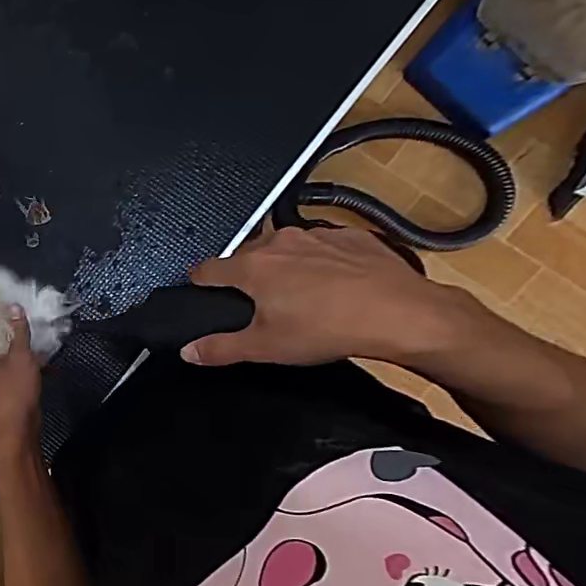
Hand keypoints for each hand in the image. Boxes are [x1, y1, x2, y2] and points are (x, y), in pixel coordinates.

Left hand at [0, 305, 42, 453]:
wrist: (17, 429)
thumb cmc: (16, 390)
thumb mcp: (22, 356)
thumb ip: (19, 332)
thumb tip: (13, 306)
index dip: (9, 328)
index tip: (25, 322)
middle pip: (3, 352)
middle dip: (21, 345)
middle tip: (39, 338)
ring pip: (11, 367)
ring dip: (27, 361)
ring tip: (45, 356)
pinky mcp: (6, 401)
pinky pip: (17, 381)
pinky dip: (28, 375)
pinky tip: (44, 374)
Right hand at [182, 226, 493, 366]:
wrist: (395, 312)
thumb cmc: (329, 328)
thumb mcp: (266, 348)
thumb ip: (221, 348)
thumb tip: (190, 351)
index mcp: (253, 267)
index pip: (209, 268)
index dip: (200, 282)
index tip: (200, 288)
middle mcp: (280, 242)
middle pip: (247, 256)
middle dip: (246, 277)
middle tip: (259, 307)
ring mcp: (316, 234)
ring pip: (285, 249)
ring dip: (284, 268)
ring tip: (300, 299)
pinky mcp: (348, 236)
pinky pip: (321, 247)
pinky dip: (319, 263)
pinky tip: (333, 288)